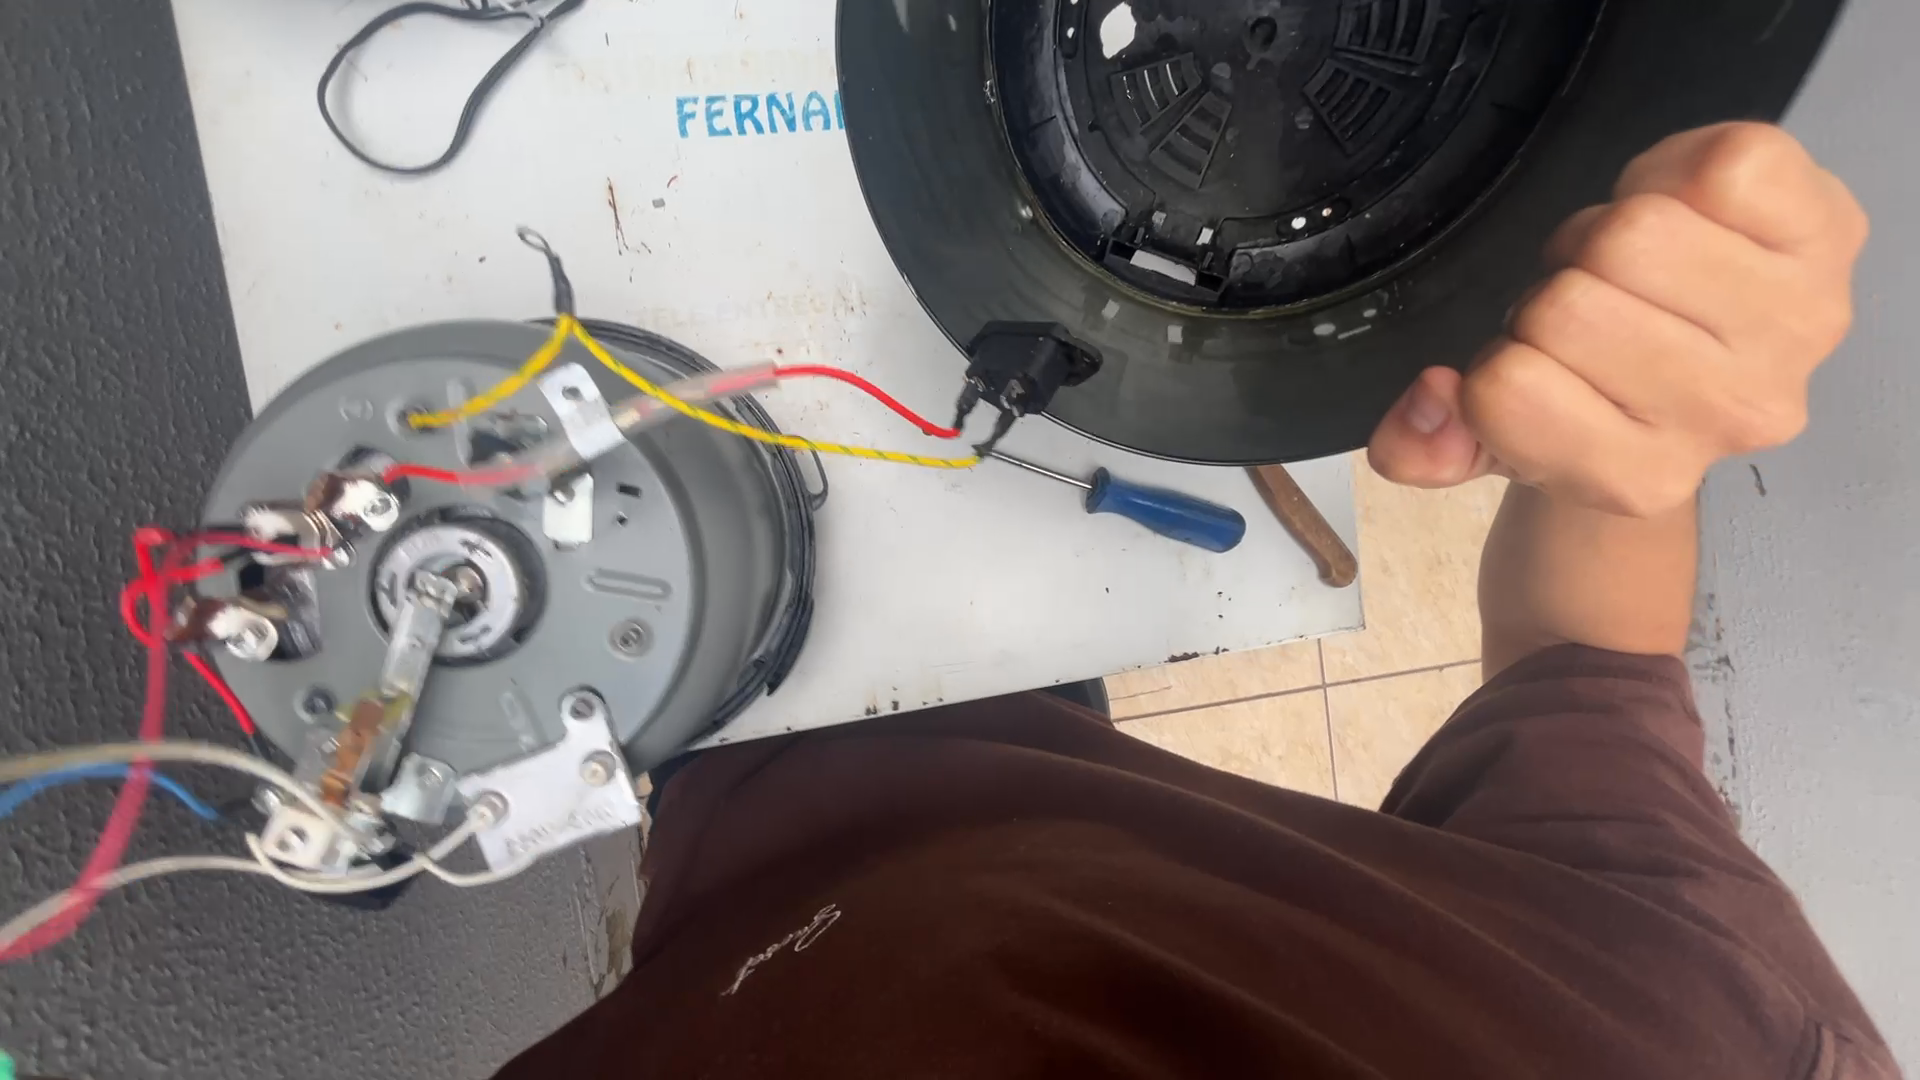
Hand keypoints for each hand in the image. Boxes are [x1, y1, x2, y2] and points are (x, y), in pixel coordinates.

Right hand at [1367, 123, 1867, 516]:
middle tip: (1577, 323)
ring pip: (1631, 232)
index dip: (1491, 365)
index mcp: (1630, 477)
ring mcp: (1795, 324)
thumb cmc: (1571, 415)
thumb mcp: (1473, 452)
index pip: (1504, 388)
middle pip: (1565, 305)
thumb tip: (1434, 391)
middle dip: (1544, 301)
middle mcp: (1729, 413)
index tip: (1530, 375)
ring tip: (1620, 278)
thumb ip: (1416, 449)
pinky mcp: (1834, 233)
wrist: (1692, 393)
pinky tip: (1675, 222)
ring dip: (1596, 242)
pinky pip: (1721, 164)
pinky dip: (1666, 174)